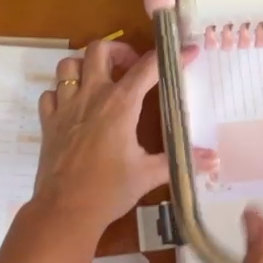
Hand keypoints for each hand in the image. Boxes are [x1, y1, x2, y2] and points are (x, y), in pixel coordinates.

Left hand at [32, 41, 169, 236]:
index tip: (188, 51)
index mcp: (119, 104)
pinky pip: (51, 93)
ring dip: (85, 66)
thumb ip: (179, 160)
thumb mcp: (149, 174)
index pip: (148, 68)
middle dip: (118, 51)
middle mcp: (91, 96)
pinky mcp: (48, 122)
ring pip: (68, 65)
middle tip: (131, 68)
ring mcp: (66, 106)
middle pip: (99, 49)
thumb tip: (214, 160)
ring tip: (100, 81)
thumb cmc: (109, 191)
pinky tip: (74, 106)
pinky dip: (62, 93)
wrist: (64, 212)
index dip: (169, 56)